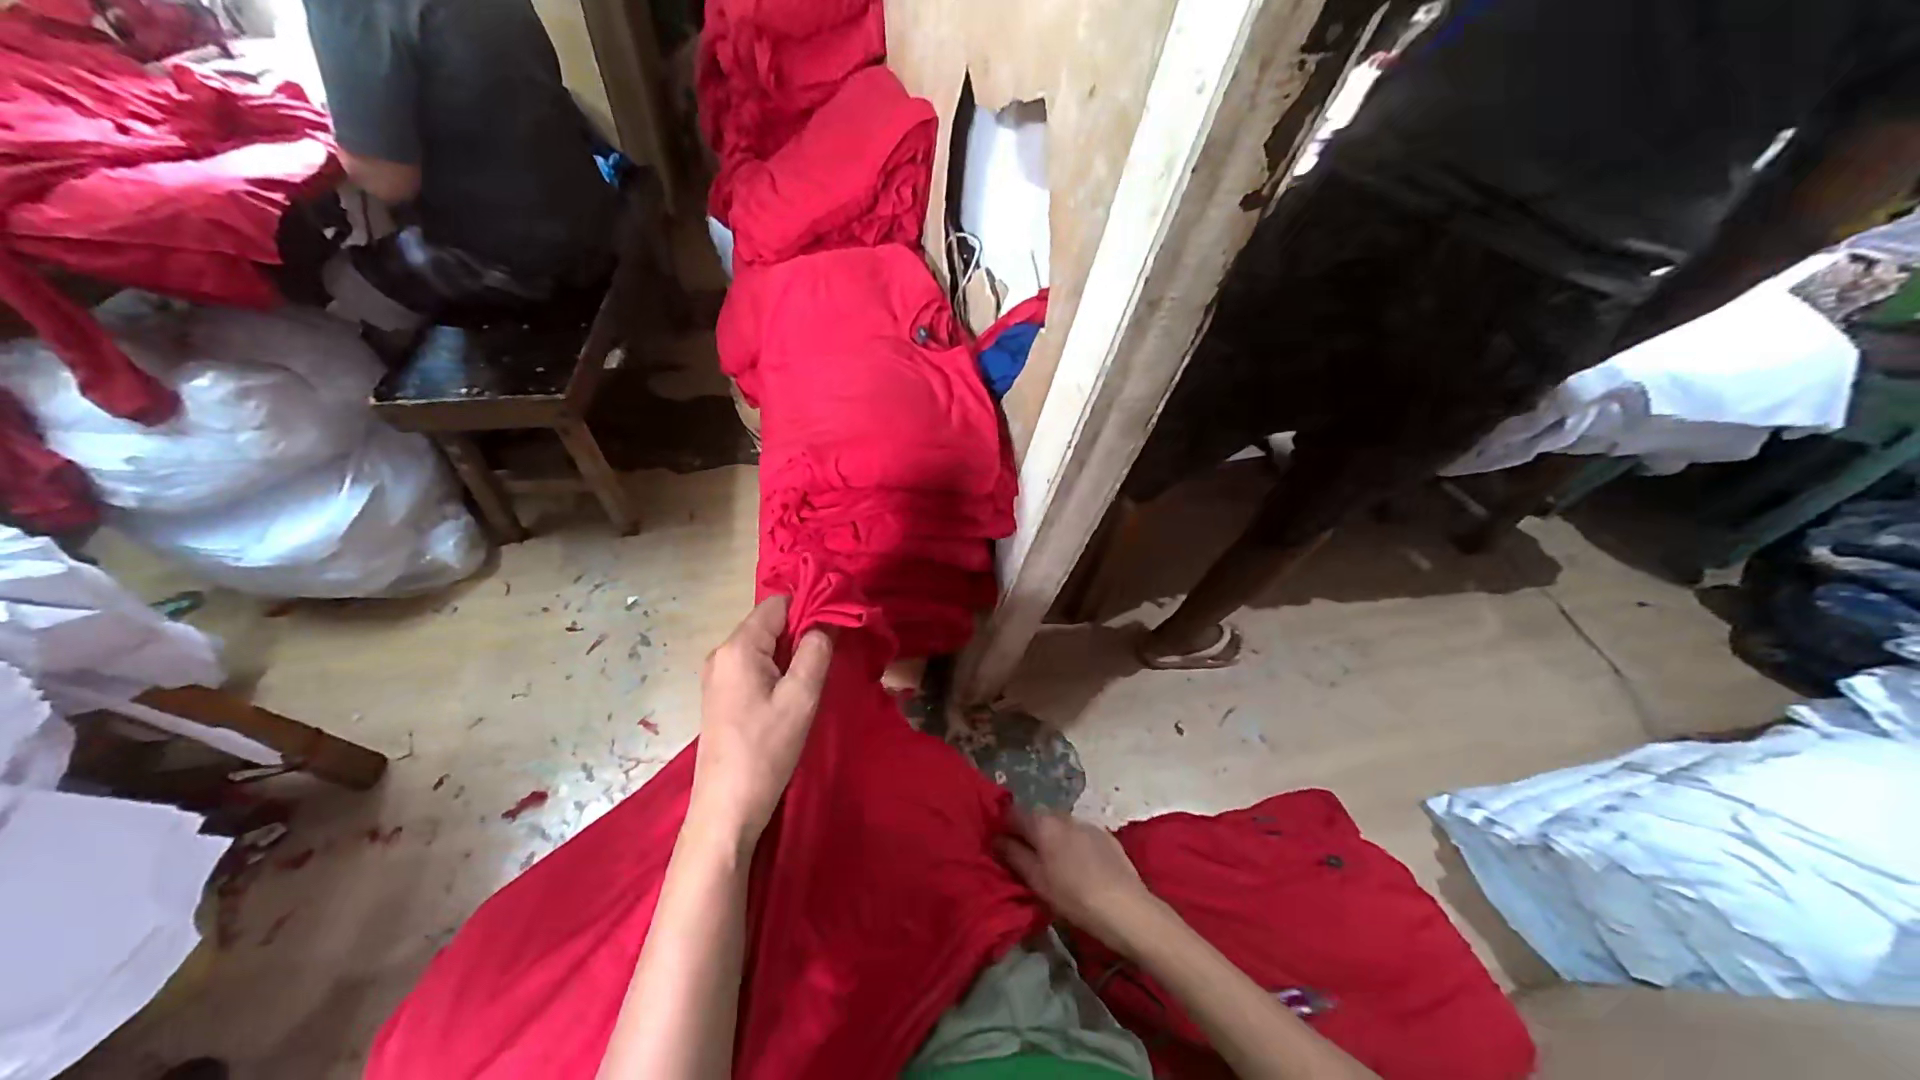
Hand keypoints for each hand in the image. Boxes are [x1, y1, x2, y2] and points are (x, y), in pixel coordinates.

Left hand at [690, 596, 832, 841]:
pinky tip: (795, 692)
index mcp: (738, 647)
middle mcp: (722, 654)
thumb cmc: (766, 749)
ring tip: (818, 673)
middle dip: (803, 630)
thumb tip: (826, 622)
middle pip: (770, 623)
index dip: (810, 606)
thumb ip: (816, 651)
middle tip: (835, 650)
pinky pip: (755, 667)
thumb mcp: (800, 697)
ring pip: (764, 646)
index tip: (840, 622)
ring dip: (793, 653)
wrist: (727, 807)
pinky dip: (779, 670)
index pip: (778, 603)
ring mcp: (718, 676)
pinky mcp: (722, 696)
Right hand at [997, 809, 1169, 956]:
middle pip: (1037, 817)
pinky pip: (1079, 832)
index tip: (1002, 846)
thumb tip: (996, 838)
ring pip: (1059, 824)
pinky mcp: (1105, 834)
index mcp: (1043, 824)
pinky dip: (1072, 843)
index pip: (1013, 813)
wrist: (1126, 907)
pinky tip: (1079, 865)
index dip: (1004, 827)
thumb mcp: (1037, 880)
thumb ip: (1014, 855)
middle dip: (1029, 832)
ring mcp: (1087, 823)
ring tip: (1055, 863)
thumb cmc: (1074, 897)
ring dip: (1052, 837)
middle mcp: (1063, 815)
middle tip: (1028, 859)